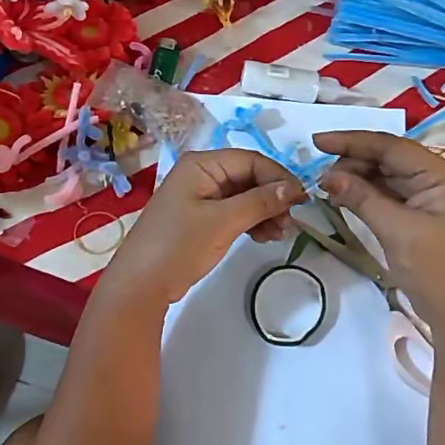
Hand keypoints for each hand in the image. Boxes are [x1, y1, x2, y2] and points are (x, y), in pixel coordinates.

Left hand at [101, 148, 304, 304]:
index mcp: (202, 164)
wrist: (141, 284)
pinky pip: (235, 212)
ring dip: (265, 212)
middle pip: (249, 177)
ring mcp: (200, 197)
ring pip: (244, 196)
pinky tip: (264, 237)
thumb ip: (259, 202)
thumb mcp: (223, 221)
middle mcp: (201, 175)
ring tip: (279, 234)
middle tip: (290, 223)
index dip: (279, 177)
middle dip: (272, 197)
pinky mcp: (201, 219)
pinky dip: (252, 222)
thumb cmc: (179, 245)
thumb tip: (293, 189)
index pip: (251, 160)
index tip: (302, 200)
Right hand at [313, 131, 444, 332]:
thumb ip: (363, 198)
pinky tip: (345, 198)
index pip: (391, 146)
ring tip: (327, 187)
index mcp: (443, 174)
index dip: (352, 141)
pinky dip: (368, 196)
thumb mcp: (398, 231)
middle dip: (353, 162)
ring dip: (358, 179)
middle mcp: (440, 180)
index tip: (315, 142)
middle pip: (390, 159)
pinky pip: (392, 197)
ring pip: (388, 178)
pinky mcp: (425, 219)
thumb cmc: (440, 272)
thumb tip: (328, 175)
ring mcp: (434, 200)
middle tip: (318, 176)